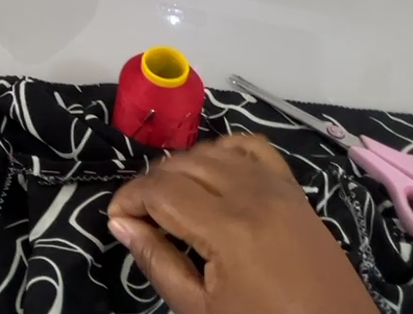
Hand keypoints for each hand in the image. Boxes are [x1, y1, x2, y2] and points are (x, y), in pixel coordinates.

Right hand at [107, 134, 376, 313]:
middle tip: (141, 216)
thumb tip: (121, 223)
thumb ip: (159, 264)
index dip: (130, 198)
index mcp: (229, 229)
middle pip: (183, 164)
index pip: (161, 190)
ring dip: (183, 168)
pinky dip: (225, 152)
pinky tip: (214, 174)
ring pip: (213, 150)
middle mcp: (252, 194)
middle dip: (152, 184)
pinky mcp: (295, 191)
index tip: (116, 218)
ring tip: (173, 201)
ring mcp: (278, 187)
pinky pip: (252, 148)